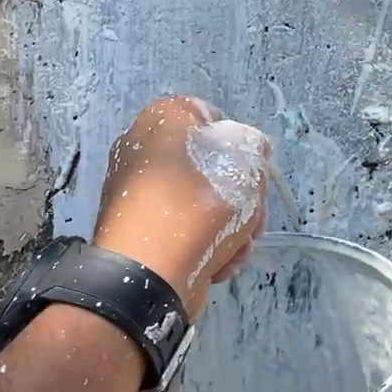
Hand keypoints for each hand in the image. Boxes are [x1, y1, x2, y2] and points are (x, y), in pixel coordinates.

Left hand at [91, 96, 269, 318]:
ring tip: (239, 247)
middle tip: (255, 219)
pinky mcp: (136, 231)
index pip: (213, 118)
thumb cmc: (200, 204)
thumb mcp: (246, 162)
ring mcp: (136, 192)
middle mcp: (143, 148)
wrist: (148, 274)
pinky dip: (203, 243)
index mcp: (163, 118)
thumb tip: (249, 147)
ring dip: (230, 224)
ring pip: (200, 200)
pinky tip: (219, 262)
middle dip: (241, 195)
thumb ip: (253, 145)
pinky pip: (181, 227)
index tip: (255, 174)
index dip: (242, 145)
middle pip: (211, 165)